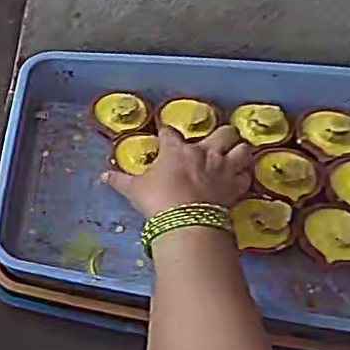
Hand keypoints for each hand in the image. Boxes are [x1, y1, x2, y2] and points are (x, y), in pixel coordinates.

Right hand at [104, 125, 252, 217]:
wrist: (185, 218)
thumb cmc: (156, 198)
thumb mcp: (134, 189)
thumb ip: (120, 180)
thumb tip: (104, 175)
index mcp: (176, 150)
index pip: (171, 134)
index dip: (167, 133)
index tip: (164, 135)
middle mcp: (204, 152)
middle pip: (222, 132)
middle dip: (221, 135)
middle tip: (214, 143)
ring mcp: (223, 167)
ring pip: (242, 149)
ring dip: (239, 150)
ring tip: (235, 155)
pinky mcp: (235, 185)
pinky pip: (245, 176)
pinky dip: (242, 176)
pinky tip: (237, 179)